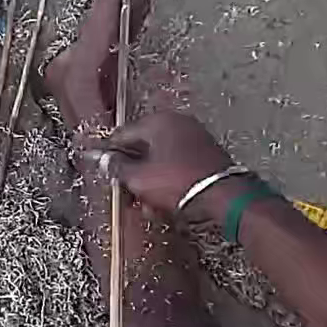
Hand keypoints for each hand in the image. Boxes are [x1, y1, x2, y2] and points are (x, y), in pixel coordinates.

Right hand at [104, 111, 244, 219]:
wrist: (223, 198)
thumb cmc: (177, 182)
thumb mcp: (139, 178)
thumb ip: (117, 167)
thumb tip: (104, 160)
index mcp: (158, 121)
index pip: (123, 134)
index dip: (110, 154)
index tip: (103, 169)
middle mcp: (178, 123)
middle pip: (143, 147)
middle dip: (133, 173)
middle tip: (126, 193)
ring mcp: (195, 138)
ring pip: (161, 160)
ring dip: (150, 182)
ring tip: (147, 205)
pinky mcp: (207, 155)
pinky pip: (178, 166)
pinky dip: (168, 182)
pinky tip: (164, 203)